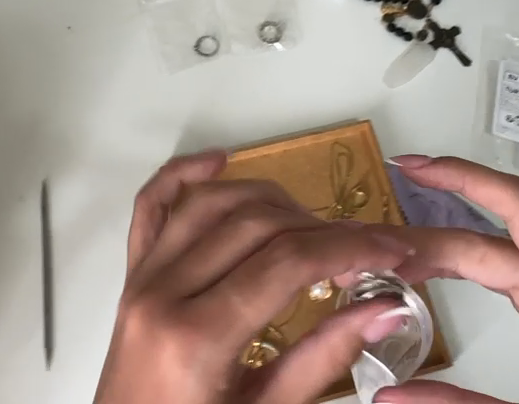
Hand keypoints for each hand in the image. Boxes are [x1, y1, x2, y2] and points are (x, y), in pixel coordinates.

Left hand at [93, 150, 417, 403]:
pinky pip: (150, 207)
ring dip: (266, 199)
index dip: (345, 249)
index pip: (285, 264)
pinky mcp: (130, 275)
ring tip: (310, 223)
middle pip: (253, 225)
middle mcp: (162, 293)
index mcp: (197, 339)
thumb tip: (385, 308)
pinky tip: (218, 160)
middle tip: (361, 245)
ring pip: (209, 203)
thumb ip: (323, 359)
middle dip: (317, 227)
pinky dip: (181, 173)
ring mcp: (140, 278)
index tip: (388, 249)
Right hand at [375, 155, 518, 403]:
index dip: (463, 178)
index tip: (413, 168)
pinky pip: (506, 276)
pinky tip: (438, 271)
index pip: (517, 208)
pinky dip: (466, 267)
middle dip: (431, 232)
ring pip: (496, 254)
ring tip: (395, 252)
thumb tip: (388, 396)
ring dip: (446, 247)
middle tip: (376, 243)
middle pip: (491, 238)